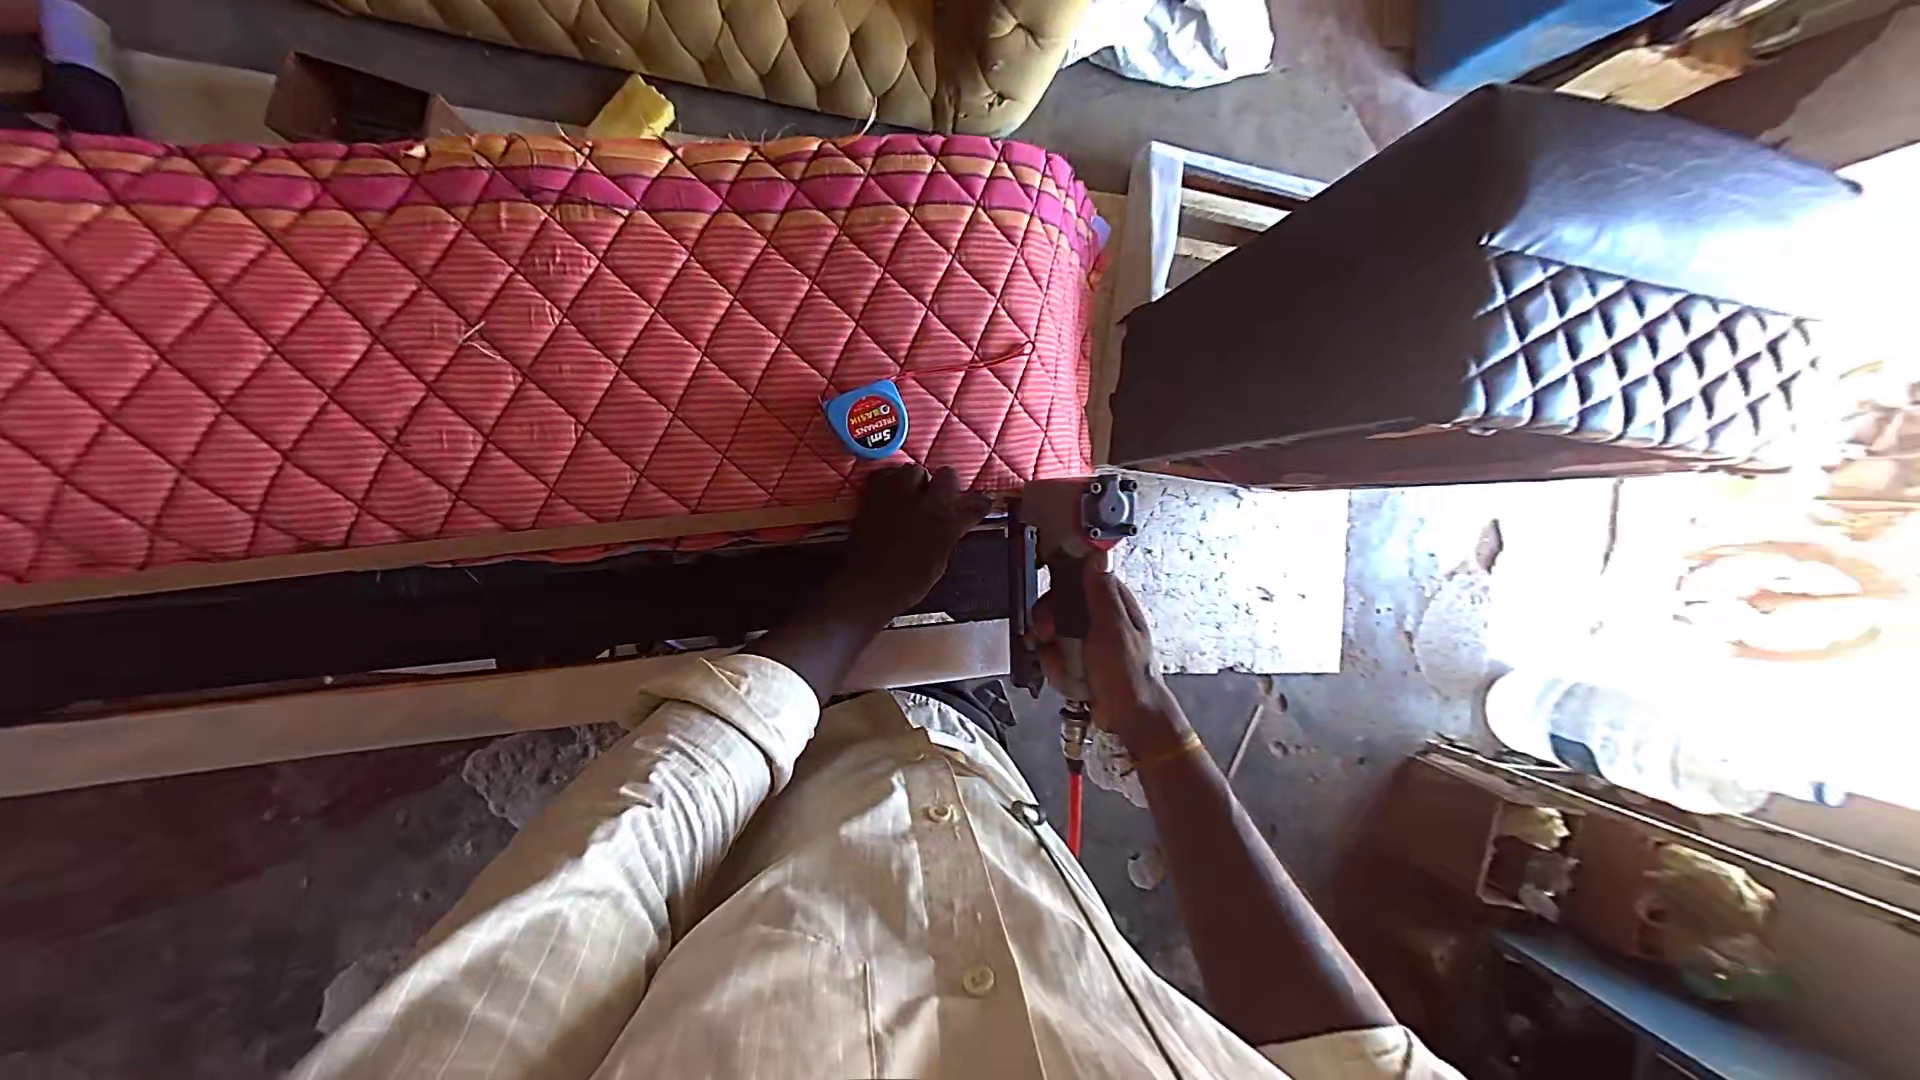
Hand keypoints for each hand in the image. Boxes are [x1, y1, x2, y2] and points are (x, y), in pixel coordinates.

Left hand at [824, 464, 991, 622]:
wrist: (869, 586)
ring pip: (914, 470)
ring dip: (916, 479)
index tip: (983, 502)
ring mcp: (899, 498)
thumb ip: (947, 538)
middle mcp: (926, 505)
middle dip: (947, 483)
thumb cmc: (907, 583)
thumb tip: (952, 527)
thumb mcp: (938, 563)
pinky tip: (890, 491)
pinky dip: (889, 479)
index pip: (974, 506)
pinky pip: (884, 474)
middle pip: (947, 476)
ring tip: (912, 492)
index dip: (981, 504)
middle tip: (941, 495)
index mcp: (946, 524)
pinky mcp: (874, 497)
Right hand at [1031, 557, 1189, 753]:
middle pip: (1058, 605)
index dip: (1059, 586)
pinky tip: (1064, 675)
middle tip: (1046, 636)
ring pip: (1052, 631)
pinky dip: (1054, 666)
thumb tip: (1096, 556)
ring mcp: (1087, 639)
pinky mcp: (1078, 658)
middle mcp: (1099, 617)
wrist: (1128, 719)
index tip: (1049, 604)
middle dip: (1048, 624)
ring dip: (1050, 650)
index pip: (1078, 578)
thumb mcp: (1113, 630)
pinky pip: (1053, 654)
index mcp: (1113, 602)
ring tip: (1061, 665)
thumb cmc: (1127, 674)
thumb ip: (1101, 594)